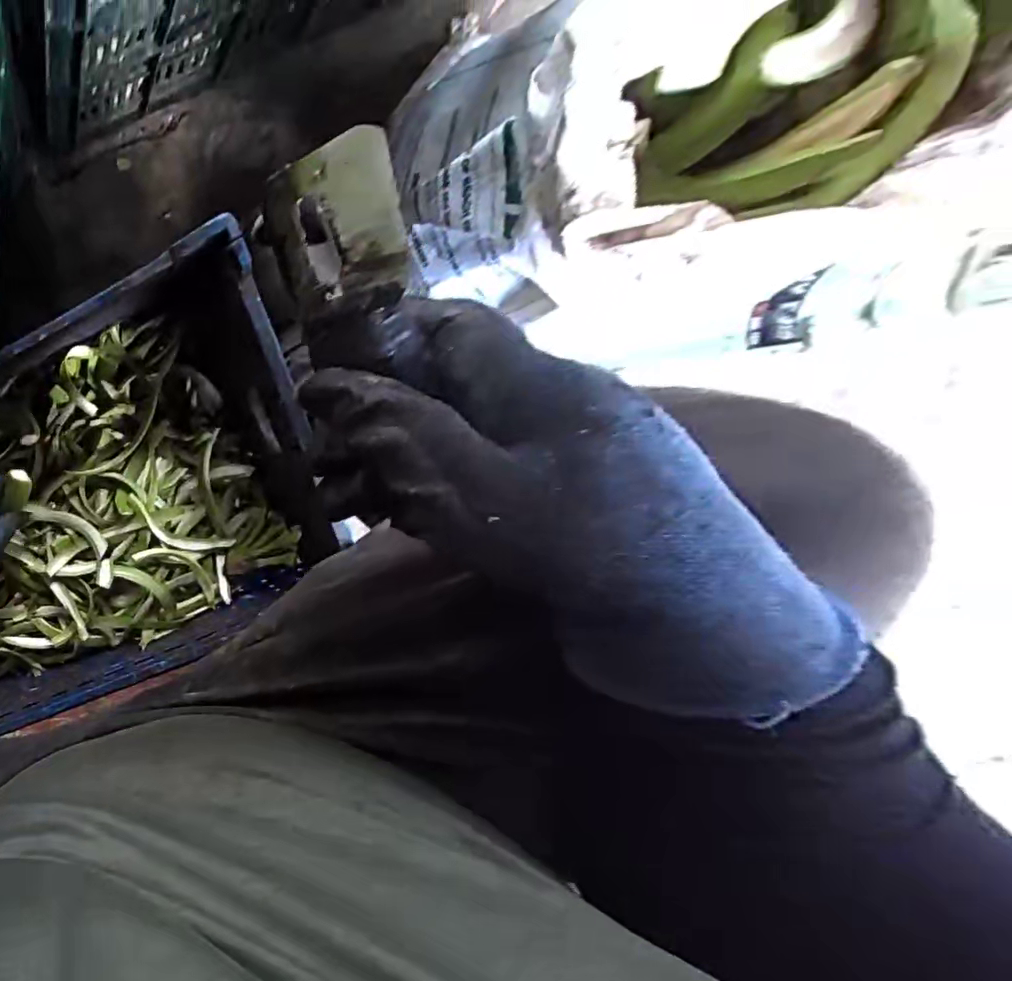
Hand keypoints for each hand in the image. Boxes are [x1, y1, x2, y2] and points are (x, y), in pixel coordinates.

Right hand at [297, 297, 865, 720]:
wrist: (694, 625)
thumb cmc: (579, 543)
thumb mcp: (471, 484)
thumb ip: (397, 431)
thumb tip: (326, 385)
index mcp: (531, 381)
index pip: (448, 323)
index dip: (382, 329)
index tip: (324, 360)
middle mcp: (539, 405)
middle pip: (436, 385)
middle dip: (369, 414)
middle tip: (318, 455)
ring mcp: (548, 452)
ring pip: (446, 434)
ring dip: (384, 460)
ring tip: (335, 498)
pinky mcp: (549, 496)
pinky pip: (469, 472)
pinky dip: (419, 488)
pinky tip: (387, 516)